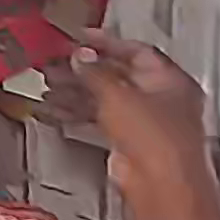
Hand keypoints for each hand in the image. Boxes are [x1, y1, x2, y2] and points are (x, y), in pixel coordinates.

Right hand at [68, 30, 209, 187]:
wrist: (158, 183)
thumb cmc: (157, 139)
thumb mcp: (117, 94)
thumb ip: (94, 71)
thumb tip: (82, 57)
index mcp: (170, 80)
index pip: (136, 50)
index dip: (106, 41)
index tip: (81, 37)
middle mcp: (161, 99)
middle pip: (117, 73)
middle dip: (84, 68)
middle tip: (58, 61)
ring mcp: (145, 120)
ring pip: (105, 96)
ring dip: (76, 89)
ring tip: (50, 82)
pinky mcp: (129, 140)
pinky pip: (99, 117)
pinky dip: (78, 110)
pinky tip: (57, 107)